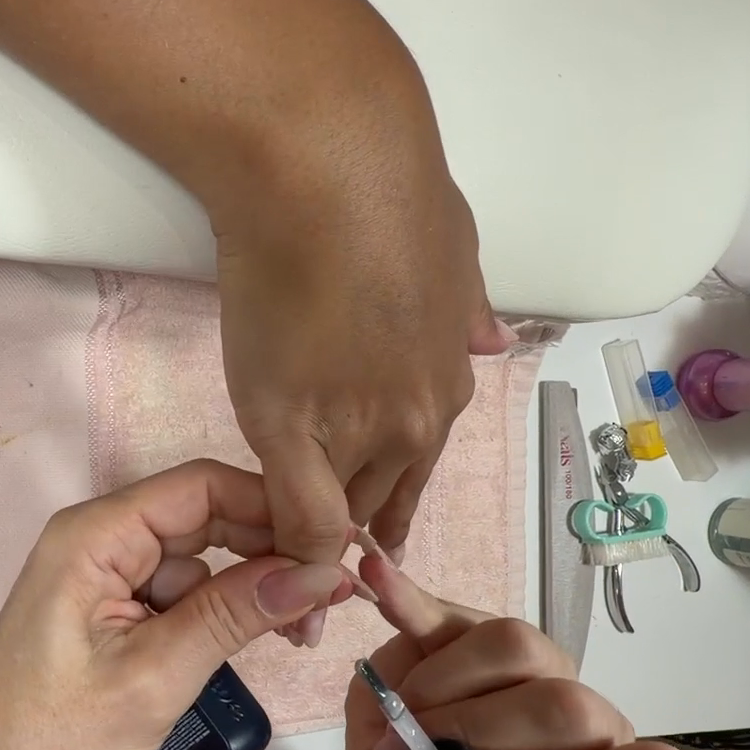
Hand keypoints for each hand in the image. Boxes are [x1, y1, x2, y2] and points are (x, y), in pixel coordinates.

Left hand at [0, 459, 358, 749]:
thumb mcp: (154, 675)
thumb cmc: (53, 732)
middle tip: (329, 604)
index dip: (274, 508)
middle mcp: (101, 532)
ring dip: (247, 586)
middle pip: (204, 514)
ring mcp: (105, 564)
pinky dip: (217, 608)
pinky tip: (250, 638)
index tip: (338, 548)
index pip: (202, 486)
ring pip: (198, 553)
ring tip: (297, 635)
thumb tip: (320, 573)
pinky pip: (178, 585)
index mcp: (98, 532)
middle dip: (267, 552)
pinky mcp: (111, 596)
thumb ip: (233, 615)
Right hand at [213, 90, 514, 563]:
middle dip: (348, 537)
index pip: (413, 473)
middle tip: (321, 576)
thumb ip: (467, 311)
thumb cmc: (388, 200)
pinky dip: (283, 543)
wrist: (326, 173)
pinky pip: (294, 511)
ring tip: (285, 576)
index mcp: (446, 382)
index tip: (363, 541)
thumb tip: (484, 340)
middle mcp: (414, 420)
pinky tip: (264, 563)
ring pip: (334, 510)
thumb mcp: (454, 255)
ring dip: (308, 538)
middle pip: (377, 501)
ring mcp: (352, 428)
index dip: (383, 509)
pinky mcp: (286, 426)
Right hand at [330, 553, 709, 749]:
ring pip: (515, 645)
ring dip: (440, 684)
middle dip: (472, 734)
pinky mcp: (462, 632)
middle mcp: (590, 734)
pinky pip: (445, 611)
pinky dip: (410, 599)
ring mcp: (529, 671)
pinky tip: (378, 582)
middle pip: (568, 706)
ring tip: (399, 717)